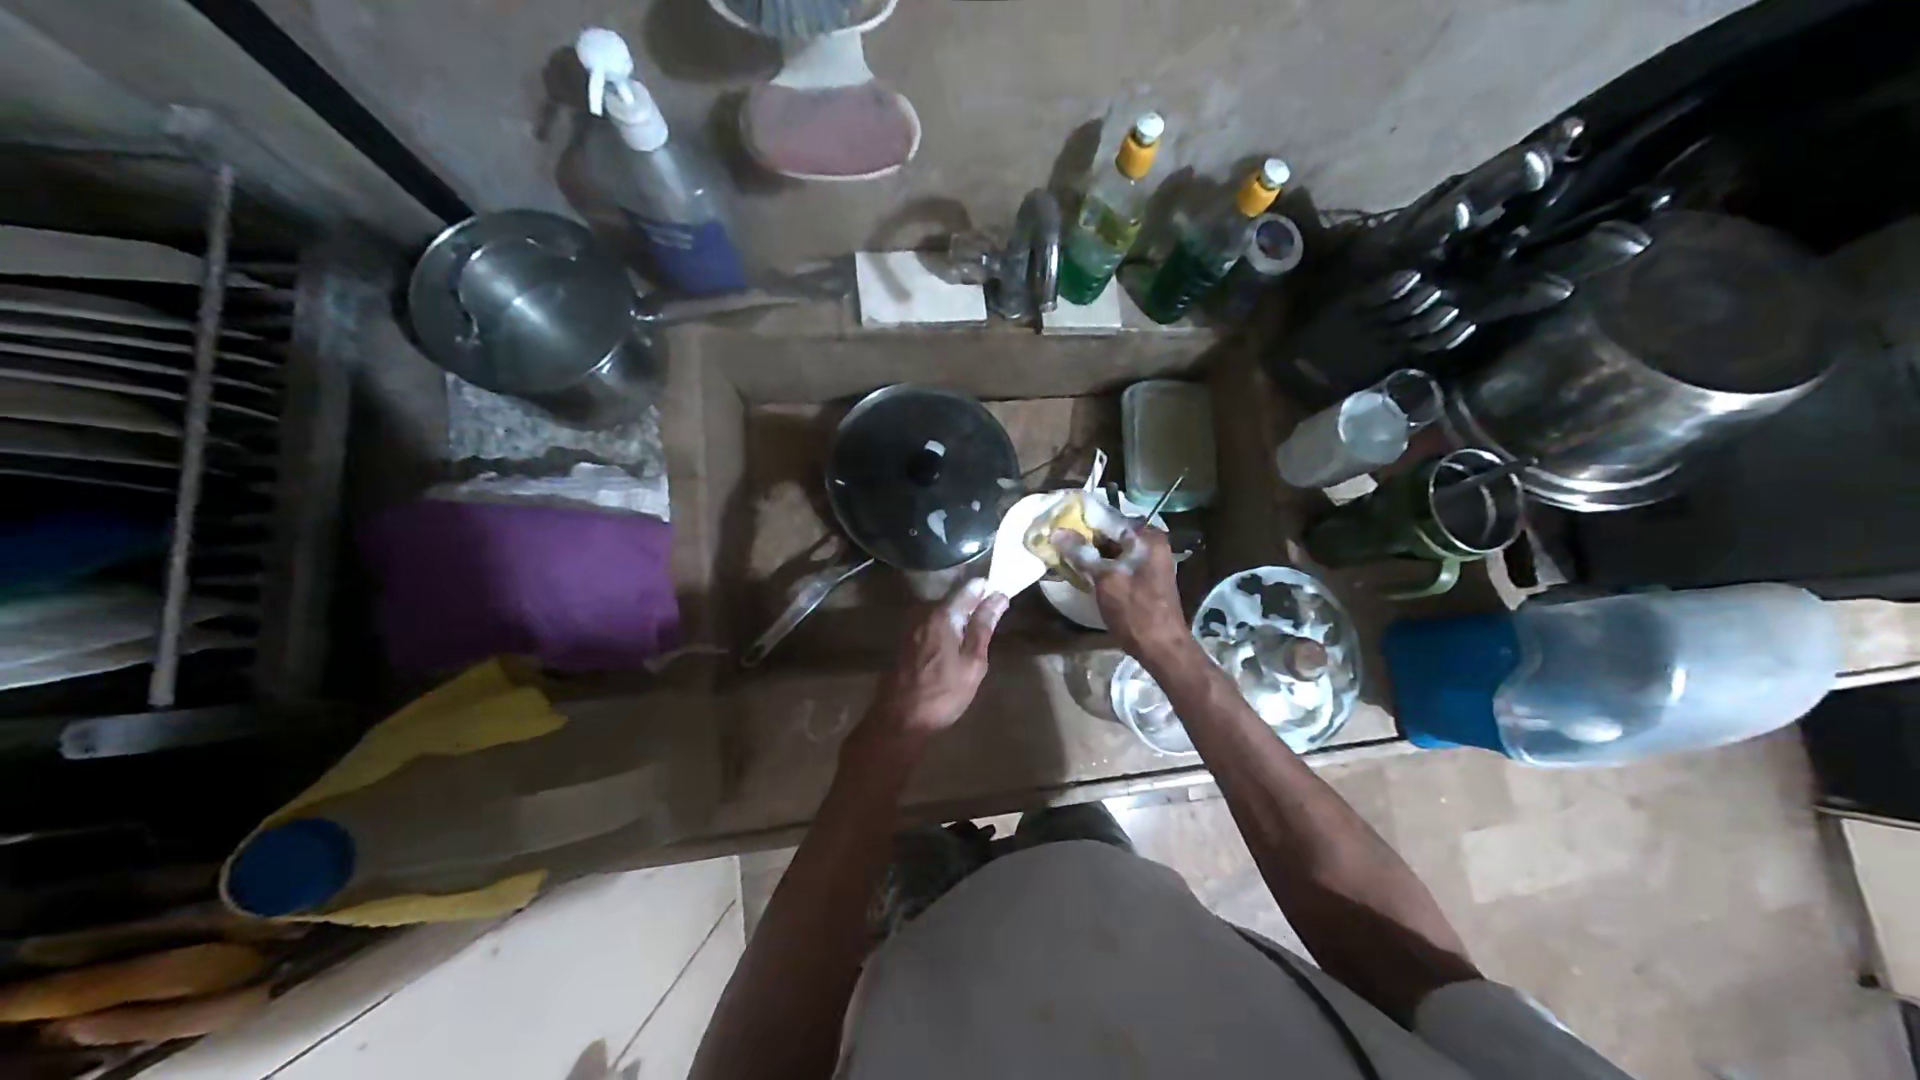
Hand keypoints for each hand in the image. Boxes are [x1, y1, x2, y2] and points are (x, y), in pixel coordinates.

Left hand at [866, 577, 1008, 739]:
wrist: (899, 720)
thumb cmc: (943, 693)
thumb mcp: (973, 662)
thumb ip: (984, 626)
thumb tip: (998, 597)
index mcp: (943, 614)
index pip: (970, 587)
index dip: (988, 590)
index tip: (1003, 598)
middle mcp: (924, 613)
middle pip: (954, 599)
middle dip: (974, 605)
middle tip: (994, 621)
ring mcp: (911, 627)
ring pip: (942, 614)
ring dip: (960, 621)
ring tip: (977, 637)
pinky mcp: (905, 642)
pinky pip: (931, 627)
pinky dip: (946, 632)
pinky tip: (954, 649)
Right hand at [1052, 519, 1188, 661]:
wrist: (1161, 647)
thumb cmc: (1134, 610)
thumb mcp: (1106, 579)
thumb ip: (1082, 552)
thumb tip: (1056, 532)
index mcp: (1147, 537)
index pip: (1108, 517)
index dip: (1081, 520)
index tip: (1056, 522)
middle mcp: (1151, 543)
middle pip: (1110, 532)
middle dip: (1084, 536)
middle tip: (1055, 539)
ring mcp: (1149, 560)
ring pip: (1112, 548)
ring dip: (1090, 551)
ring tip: (1062, 553)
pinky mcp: (1143, 575)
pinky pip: (1117, 561)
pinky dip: (1100, 563)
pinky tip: (1080, 569)